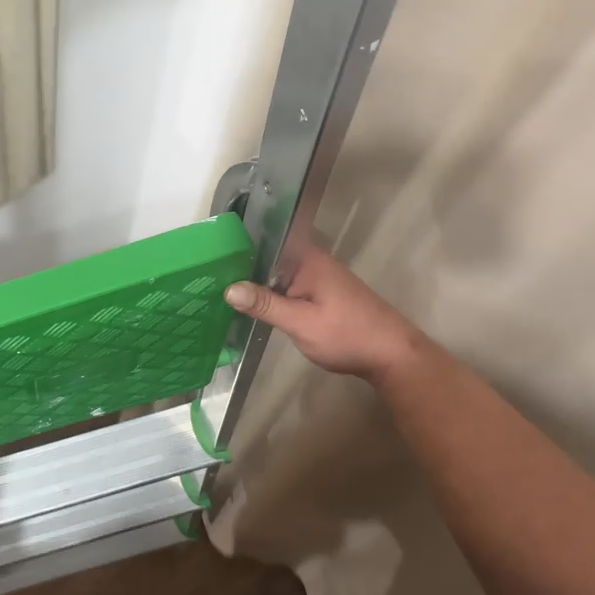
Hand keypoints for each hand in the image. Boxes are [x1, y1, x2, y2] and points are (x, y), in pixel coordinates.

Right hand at [223, 249, 430, 382]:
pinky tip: (244, 302)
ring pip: (273, 273)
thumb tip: (228, 289)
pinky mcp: (315, 294)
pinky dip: (264, 292)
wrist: (392, 357)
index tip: (209, 246)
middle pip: (266, 255)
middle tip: (202, 270)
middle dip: (238, 262)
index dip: (239, 238)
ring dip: (250, 279)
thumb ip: (265, 305)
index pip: (267, 238)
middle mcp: (310, 262)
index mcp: (307, 259)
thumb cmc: (348, 335)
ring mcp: (314, 278)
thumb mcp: (301, 322)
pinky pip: (282, 286)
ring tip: (213, 283)